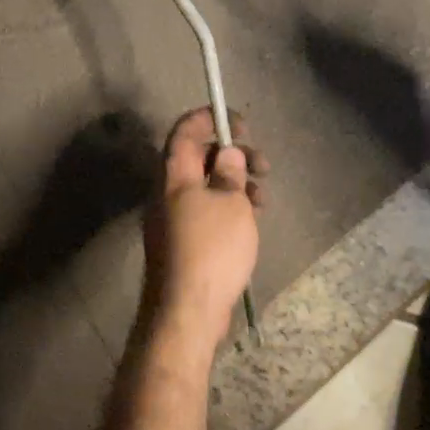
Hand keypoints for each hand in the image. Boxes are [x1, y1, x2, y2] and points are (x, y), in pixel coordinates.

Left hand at [142, 108, 264, 350]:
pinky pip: (204, 210)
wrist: (187, 311)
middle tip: (264, 165)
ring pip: (204, 186)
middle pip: (197, 158)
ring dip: (235, 183)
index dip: (210, 118)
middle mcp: (166, 192)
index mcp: (173, 175)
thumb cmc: (212, 249)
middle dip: (233, 155)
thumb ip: (229, 172)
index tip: (240, 122)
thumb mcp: (231, 203)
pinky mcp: (181, 243)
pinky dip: (227, 206)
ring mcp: (171, 219)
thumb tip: (226, 152)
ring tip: (264, 197)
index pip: (185, 130)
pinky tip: (250, 219)